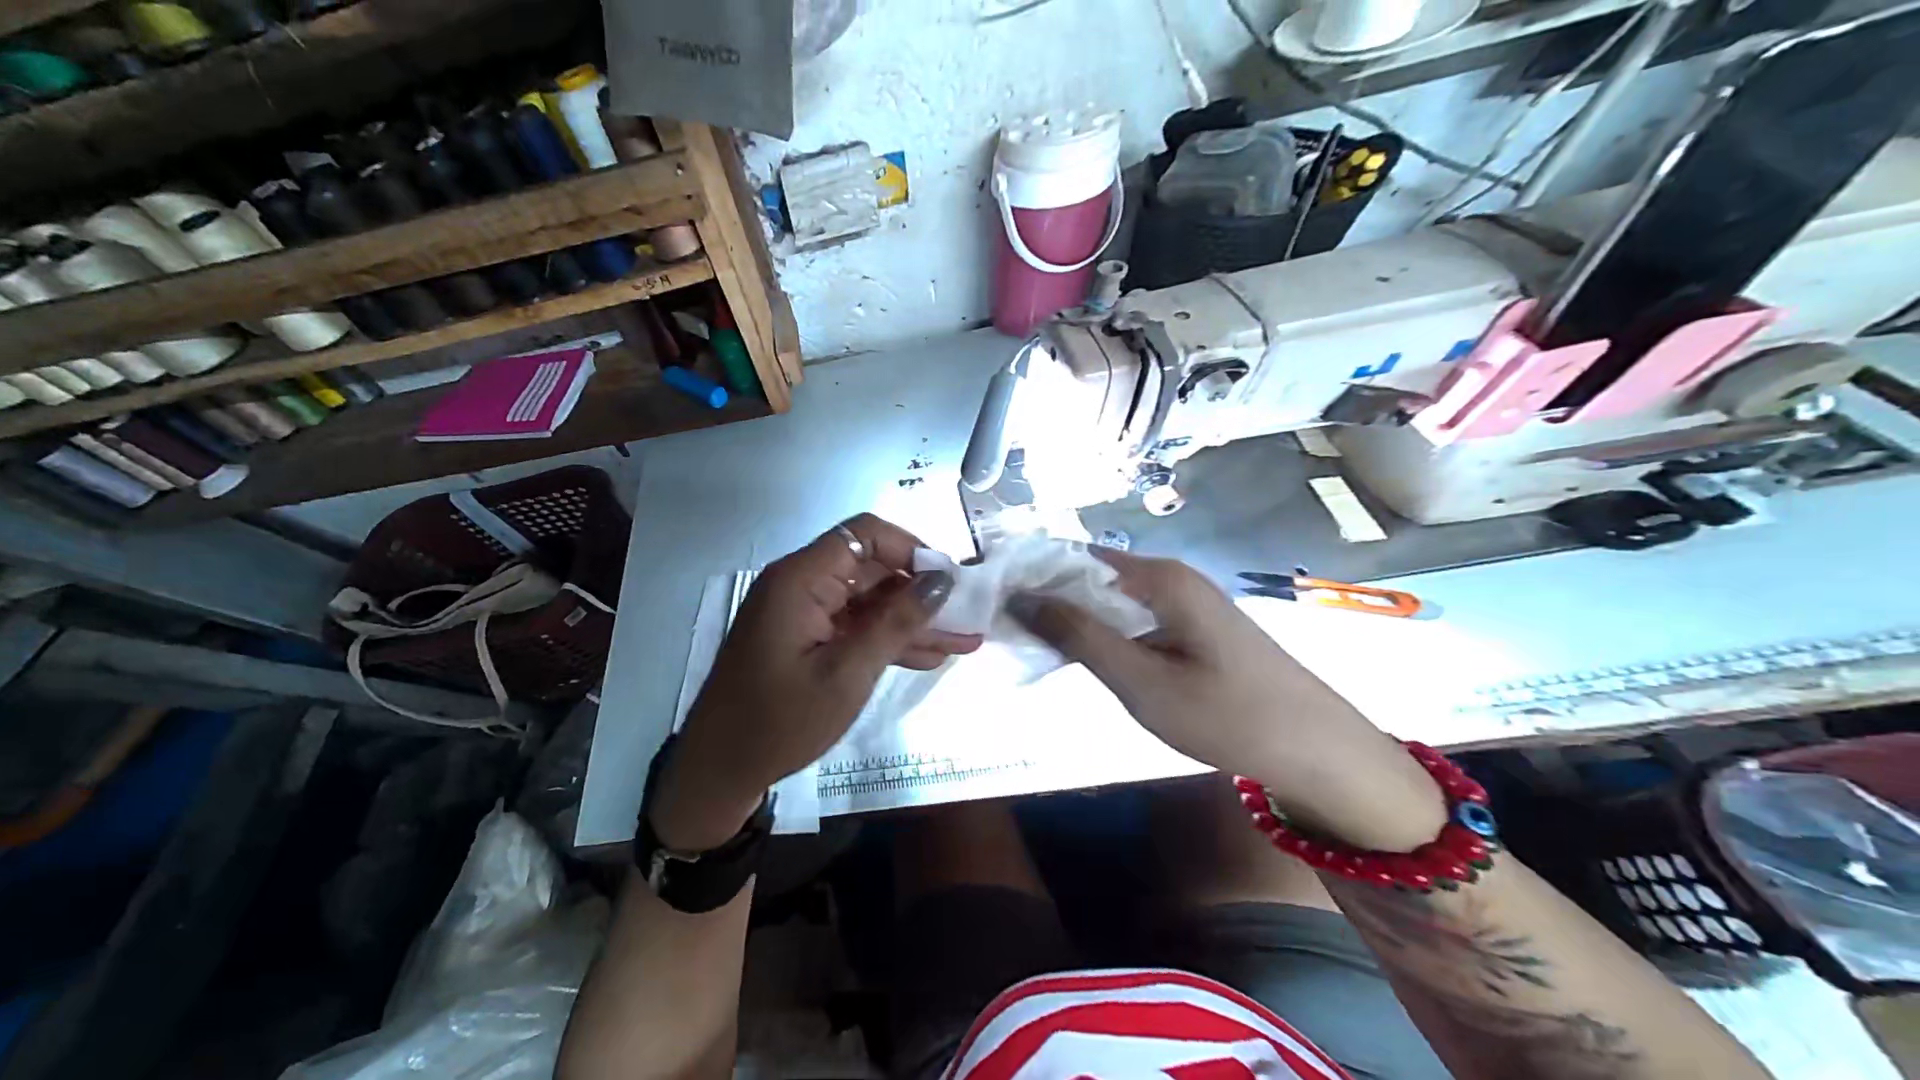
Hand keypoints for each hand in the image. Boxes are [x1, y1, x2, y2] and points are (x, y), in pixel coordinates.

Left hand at [651, 515, 981, 849]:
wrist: (719, 772)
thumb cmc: (780, 721)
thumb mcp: (848, 673)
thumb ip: (897, 622)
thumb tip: (942, 579)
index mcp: (801, 579)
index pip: (865, 534)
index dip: (911, 549)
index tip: (949, 583)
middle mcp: (801, 585)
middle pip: (872, 568)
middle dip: (922, 592)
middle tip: (968, 618)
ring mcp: (804, 614)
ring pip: (870, 602)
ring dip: (913, 621)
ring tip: (964, 642)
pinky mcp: (807, 640)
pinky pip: (855, 627)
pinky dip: (888, 640)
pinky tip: (930, 656)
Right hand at [1009, 549, 1445, 851]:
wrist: (1318, 752)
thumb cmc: (1228, 715)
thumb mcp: (1142, 681)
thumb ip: (1079, 636)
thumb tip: (1021, 596)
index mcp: (1160, 578)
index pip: (1074, 556)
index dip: (1030, 574)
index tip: (988, 600)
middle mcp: (1171, 577)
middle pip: (1090, 574)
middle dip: (1046, 598)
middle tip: (1001, 630)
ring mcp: (1184, 601)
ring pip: (1109, 599)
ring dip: (1072, 618)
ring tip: (1028, 644)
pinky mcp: (1191, 626)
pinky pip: (1132, 618)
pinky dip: (1101, 633)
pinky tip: (1080, 656)